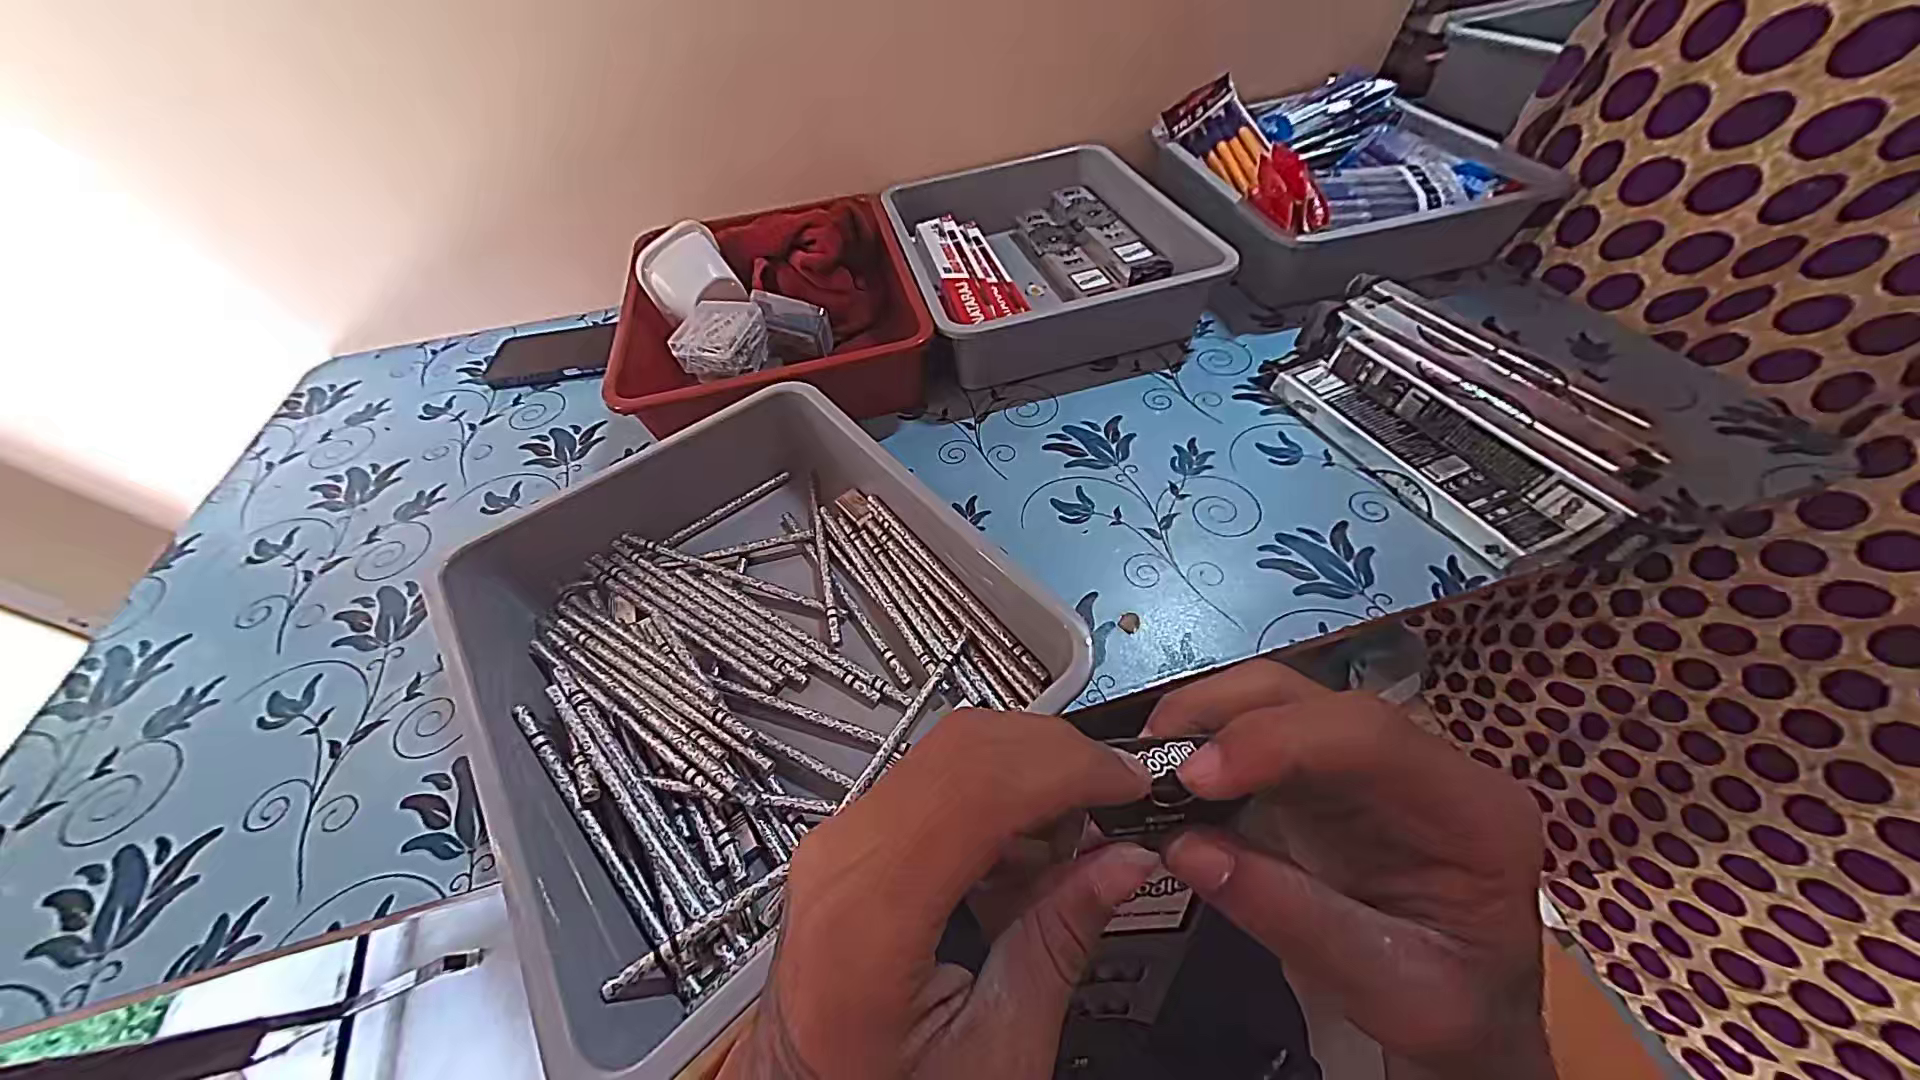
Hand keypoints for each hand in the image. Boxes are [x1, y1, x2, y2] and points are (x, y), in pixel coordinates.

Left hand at [720, 708, 1155, 1079]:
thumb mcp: (994, 1052)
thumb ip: (1062, 943)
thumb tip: (1124, 861)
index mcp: (867, 920)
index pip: (976, 791)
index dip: (1064, 769)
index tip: (1123, 780)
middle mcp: (843, 854)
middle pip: (966, 749)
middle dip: (1057, 756)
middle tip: (1112, 794)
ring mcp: (844, 832)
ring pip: (954, 747)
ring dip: (1029, 766)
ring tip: (1069, 831)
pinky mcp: (858, 826)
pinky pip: (938, 770)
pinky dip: (999, 784)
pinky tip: (1024, 842)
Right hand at [1145, 660, 1553, 1079]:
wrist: (1465, 1012)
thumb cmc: (1453, 1010)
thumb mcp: (1391, 994)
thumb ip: (1289, 917)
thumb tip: (1183, 846)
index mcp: (1467, 806)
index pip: (1362, 733)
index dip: (1271, 739)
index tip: (1195, 778)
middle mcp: (1414, 756)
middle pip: (1302, 693)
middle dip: (1217, 713)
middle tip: (1152, 760)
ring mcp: (1358, 750)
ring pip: (1266, 695)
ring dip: (1199, 717)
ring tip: (1151, 762)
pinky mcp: (1314, 759)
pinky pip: (1248, 724)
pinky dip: (1200, 737)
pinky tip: (1171, 767)